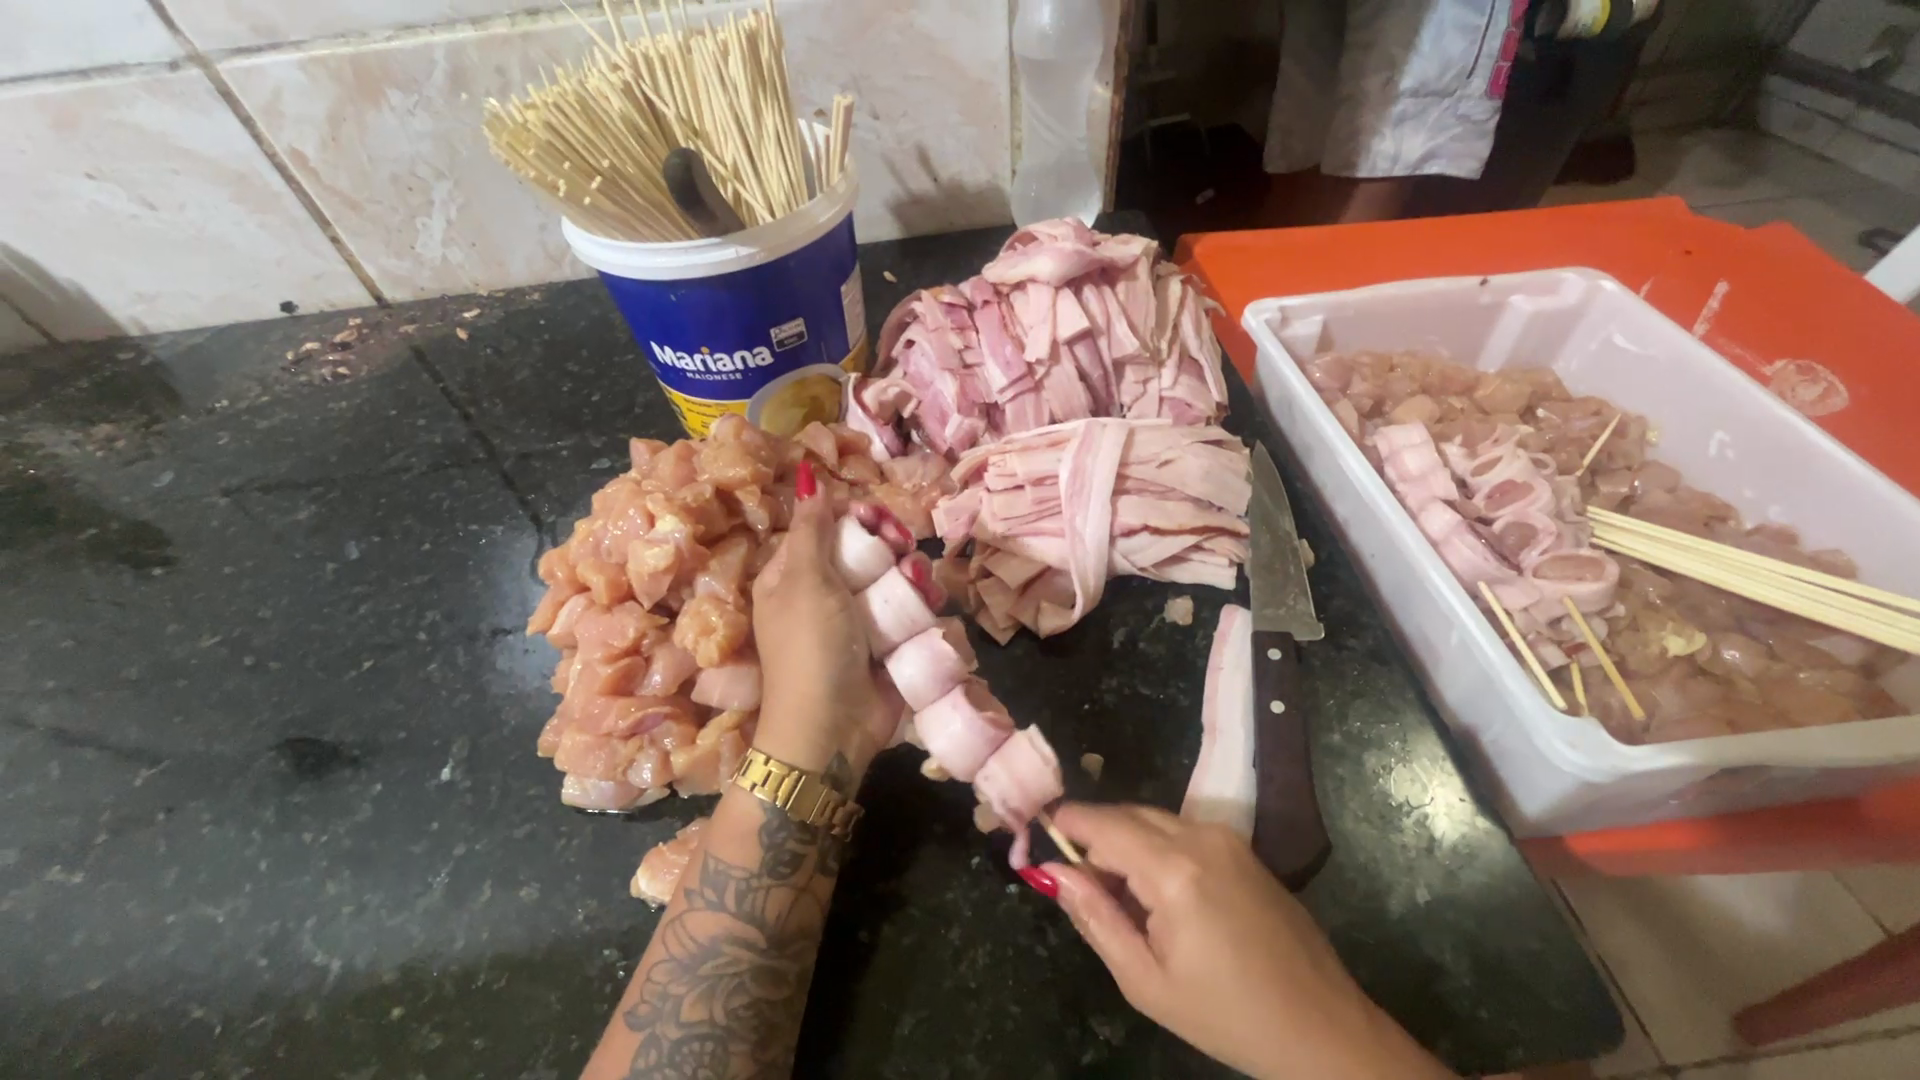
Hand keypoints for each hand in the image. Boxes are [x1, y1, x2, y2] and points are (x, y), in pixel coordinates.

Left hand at [750, 464, 898, 778]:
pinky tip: (931, 602)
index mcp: (793, 575)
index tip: (873, 514)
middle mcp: (827, 591)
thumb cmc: (810, 647)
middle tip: (900, 545)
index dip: (852, 514)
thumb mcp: (804, 580)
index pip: (826, 526)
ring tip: (918, 582)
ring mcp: (860, 618)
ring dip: (911, 571)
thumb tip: (805, 475)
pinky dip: (923, 602)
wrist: (832, 726)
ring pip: (894, 575)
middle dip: (889, 542)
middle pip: (866, 547)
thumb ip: (811, 528)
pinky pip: (911, 608)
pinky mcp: (889, 641)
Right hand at [1044, 803, 1453, 1079]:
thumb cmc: (1226, 1014)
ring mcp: (1227, 838)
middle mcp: (1201, 837)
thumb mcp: (1144, 979)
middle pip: (1127, 814)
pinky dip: (1156, 847)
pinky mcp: (1243, 848)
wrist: (1320, 1026)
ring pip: (1155, 819)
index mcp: (1174, 870)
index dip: (1066, 822)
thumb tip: (1055, 870)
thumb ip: (1094, 917)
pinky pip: (1183, 831)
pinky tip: (1158, 895)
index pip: (1102, 824)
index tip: (1037, 826)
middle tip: (1078, 881)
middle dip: (1095, 837)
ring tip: (1120, 897)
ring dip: (1126, 842)